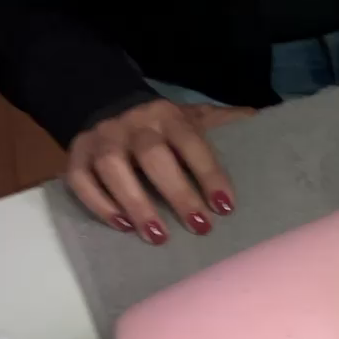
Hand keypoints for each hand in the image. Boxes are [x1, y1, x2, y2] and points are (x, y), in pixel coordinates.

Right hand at [66, 98, 254, 243]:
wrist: (108, 101)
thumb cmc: (165, 126)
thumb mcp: (196, 118)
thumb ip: (225, 123)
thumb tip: (262, 119)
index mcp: (169, 116)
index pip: (191, 143)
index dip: (208, 174)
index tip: (225, 207)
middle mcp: (133, 124)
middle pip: (152, 155)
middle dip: (176, 193)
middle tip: (199, 227)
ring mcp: (101, 138)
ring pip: (113, 168)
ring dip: (136, 203)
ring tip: (158, 236)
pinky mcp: (76, 155)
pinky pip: (80, 179)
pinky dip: (99, 204)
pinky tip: (122, 226)